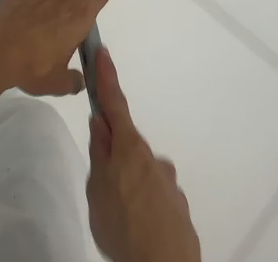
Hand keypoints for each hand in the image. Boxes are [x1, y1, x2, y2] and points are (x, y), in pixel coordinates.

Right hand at [87, 48, 199, 261]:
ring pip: (143, 174)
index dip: (107, 78)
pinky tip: (138, 226)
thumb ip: (99, 153)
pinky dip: (145, 205)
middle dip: (115, 156)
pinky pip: (155, 197)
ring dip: (130, 186)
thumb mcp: (97, 189)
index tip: (102, 51)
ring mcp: (170, 184)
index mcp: (130, 149)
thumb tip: (100, 122)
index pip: (115, 104)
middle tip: (103, 186)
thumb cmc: (121, 227)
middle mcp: (154, 160)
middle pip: (129, 146)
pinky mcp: (180, 209)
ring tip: (119, 216)